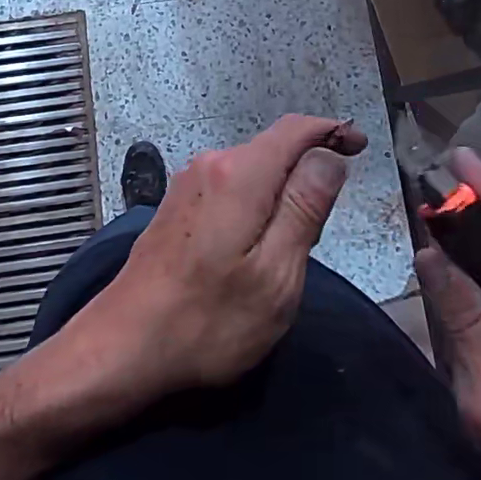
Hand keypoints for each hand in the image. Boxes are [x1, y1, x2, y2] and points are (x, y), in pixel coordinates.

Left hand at [61, 115, 367, 398]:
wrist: (120, 349)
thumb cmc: (208, 321)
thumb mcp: (276, 274)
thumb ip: (305, 207)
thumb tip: (329, 156)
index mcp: (240, 174)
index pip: (296, 129)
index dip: (332, 131)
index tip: (359, 147)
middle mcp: (211, 164)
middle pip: (274, 149)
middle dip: (307, 173)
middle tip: (318, 232)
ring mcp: (188, 184)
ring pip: (253, 171)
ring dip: (280, 193)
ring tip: (284, 251)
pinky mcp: (175, 205)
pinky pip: (230, 187)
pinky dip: (254, 203)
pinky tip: (248, 250)